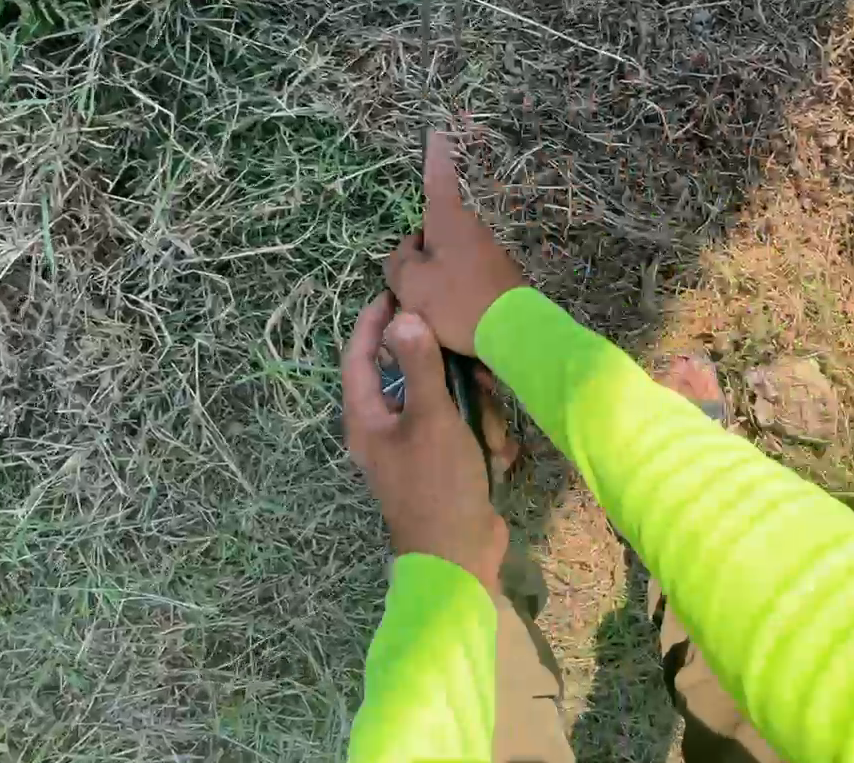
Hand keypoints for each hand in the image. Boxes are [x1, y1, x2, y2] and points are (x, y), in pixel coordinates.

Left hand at [341, 292, 506, 588]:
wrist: (461, 559)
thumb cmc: (438, 484)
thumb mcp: (430, 417)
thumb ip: (418, 365)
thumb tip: (403, 318)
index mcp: (367, 416)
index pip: (359, 355)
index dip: (373, 322)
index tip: (395, 293)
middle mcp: (384, 428)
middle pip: (410, 376)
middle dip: (446, 373)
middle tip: (473, 370)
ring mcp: (414, 446)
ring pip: (443, 401)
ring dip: (471, 410)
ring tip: (487, 431)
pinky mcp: (442, 461)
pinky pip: (460, 428)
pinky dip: (479, 436)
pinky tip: (494, 454)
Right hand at [384, 132, 525, 354]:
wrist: (513, 333)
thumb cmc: (457, 301)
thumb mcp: (411, 284)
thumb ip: (397, 264)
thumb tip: (405, 256)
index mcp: (449, 221)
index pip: (437, 180)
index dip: (433, 158)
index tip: (437, 133)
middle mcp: (471, 229)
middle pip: (432, 232)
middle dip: (417, 254)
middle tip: (411, 287)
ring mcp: (487, 252)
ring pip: (444, 257)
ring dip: (432, 278)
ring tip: (431, 311)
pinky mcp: (496, 276)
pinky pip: (461, 276)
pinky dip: (450, 292)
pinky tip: (450, 318)